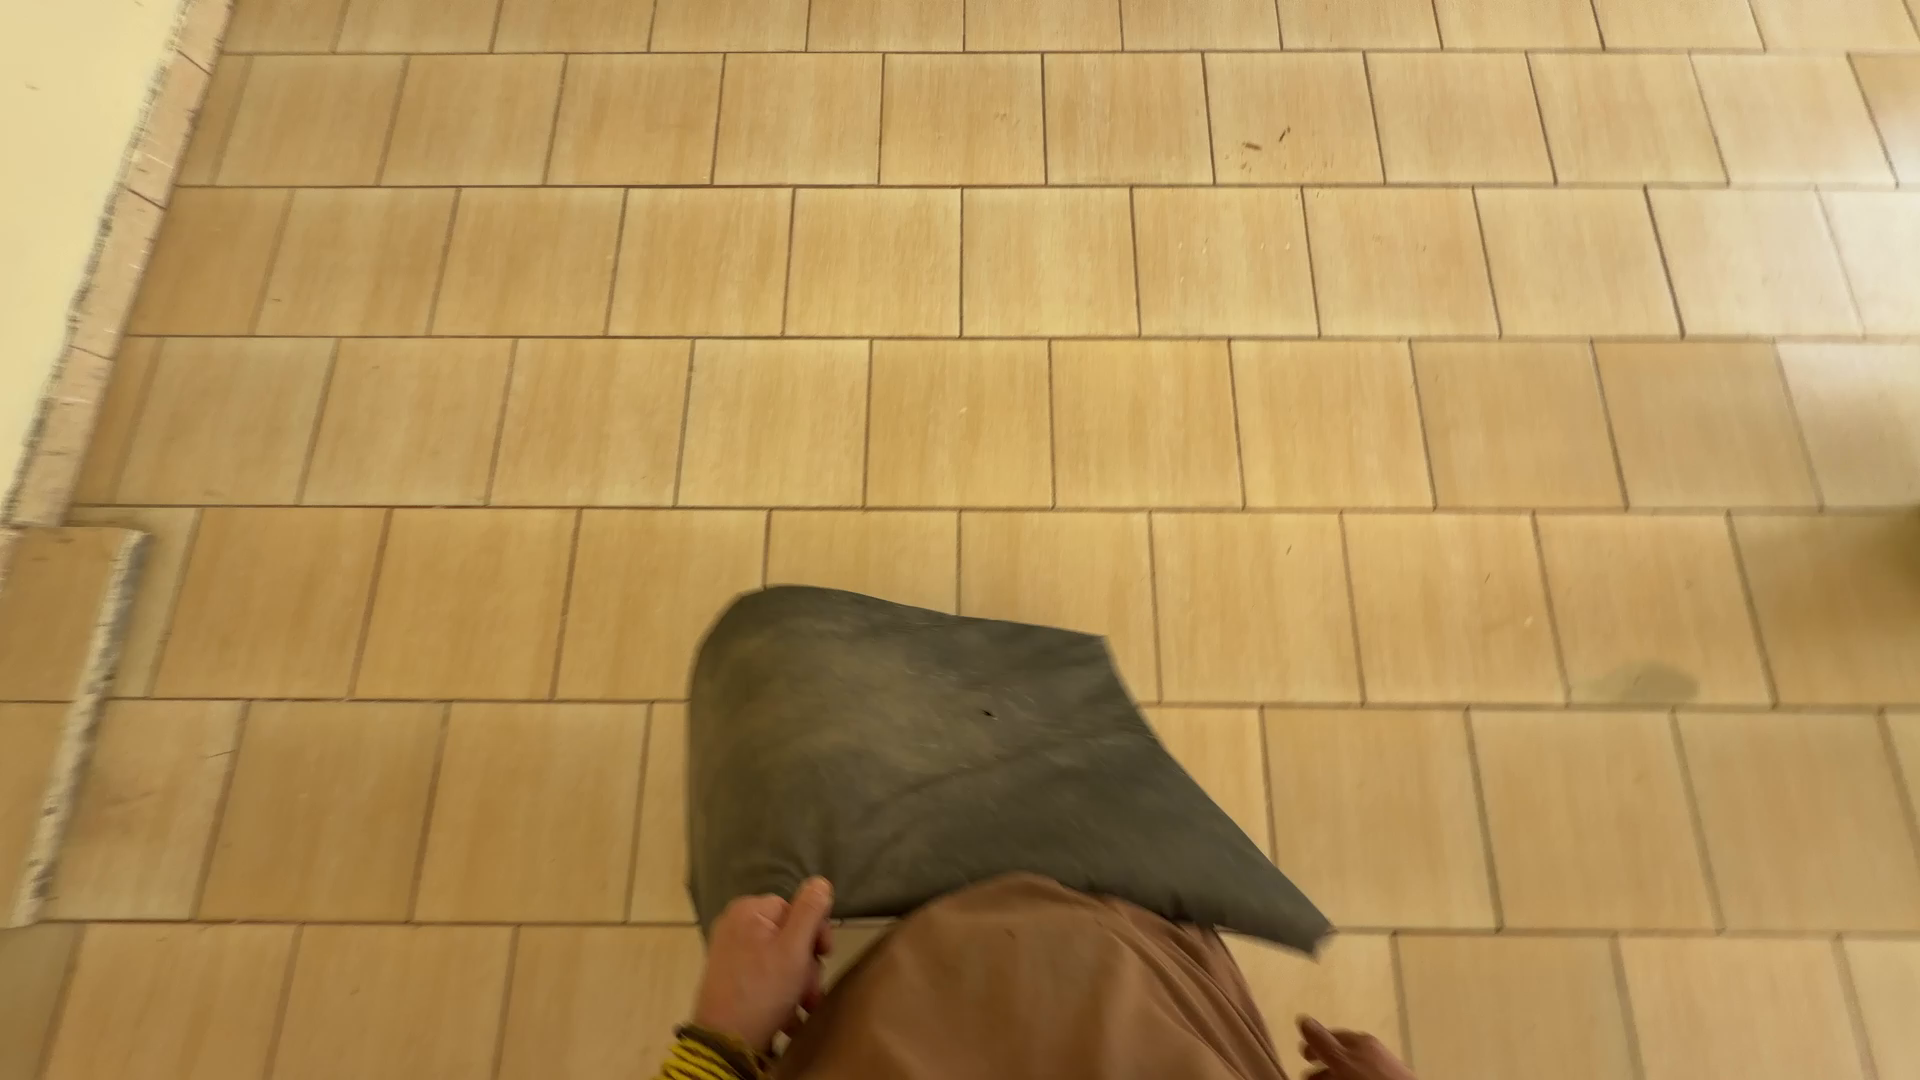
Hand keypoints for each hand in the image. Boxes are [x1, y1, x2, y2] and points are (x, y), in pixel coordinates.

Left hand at [692, 878, 835, 1052]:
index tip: (825, 956)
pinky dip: (777, 988)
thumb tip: (820, 881)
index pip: (796, 908)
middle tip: (812, 989)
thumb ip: (810, 911)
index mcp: (748, 910)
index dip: (814, 933)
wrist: (722, 1045)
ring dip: (797, 980)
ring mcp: (729, 951)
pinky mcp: (727, 976)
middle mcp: (734, 924)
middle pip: (788, 933)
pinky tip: (787, 1011)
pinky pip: (762, 972)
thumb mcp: (794, 948)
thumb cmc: (761, 992)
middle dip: (806, 962)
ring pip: (778, 956)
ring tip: (803, 1004)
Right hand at [1298, 1017, 1418, 1079]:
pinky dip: (1351, 1079)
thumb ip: (1322, 1041)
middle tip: (1309, 1077)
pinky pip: (1364, 1077)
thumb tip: (1302, 1018)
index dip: (1314, 1045)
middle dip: (1324, 1063)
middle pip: (1342, 1053)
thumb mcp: (1341, 1061)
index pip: (1331, 1035)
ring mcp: (1386, 1069)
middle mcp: (1373, 1050)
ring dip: (1336, 1076)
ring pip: (1353, 1069)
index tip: (1302, 1056)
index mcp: (1360, 1040)